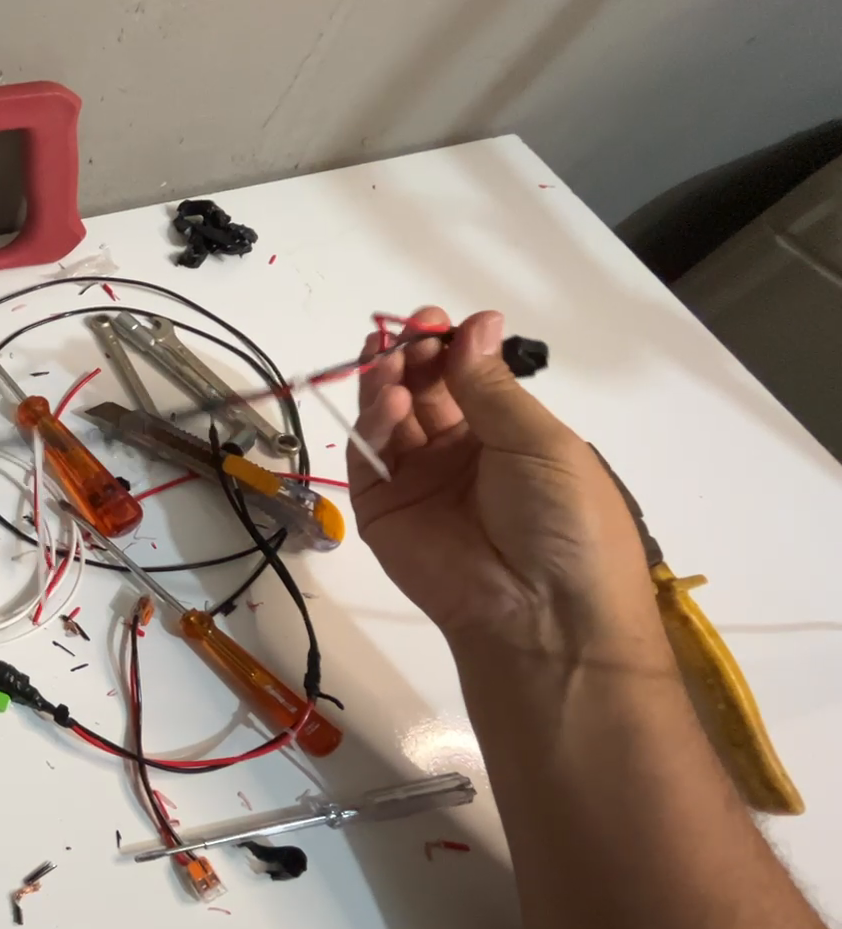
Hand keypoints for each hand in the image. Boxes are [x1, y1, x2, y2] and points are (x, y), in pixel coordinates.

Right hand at [348, 309, 665, 669]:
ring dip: (388, 382)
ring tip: (390, 357)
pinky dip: (371, 424)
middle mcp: (454, 451)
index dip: (452, 348)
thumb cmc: (562, 519)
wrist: (535, 608)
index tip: (442, 320)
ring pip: (388, 418)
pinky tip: (387, 400)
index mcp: (505, 435)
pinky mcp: (377, 504)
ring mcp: (412, 477)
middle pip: (421, 392)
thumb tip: (476, 323)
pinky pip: (367, 456)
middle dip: (414, 356)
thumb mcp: (539, 442)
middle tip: (410, 331)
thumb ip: (490, 387)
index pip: (466, 380)